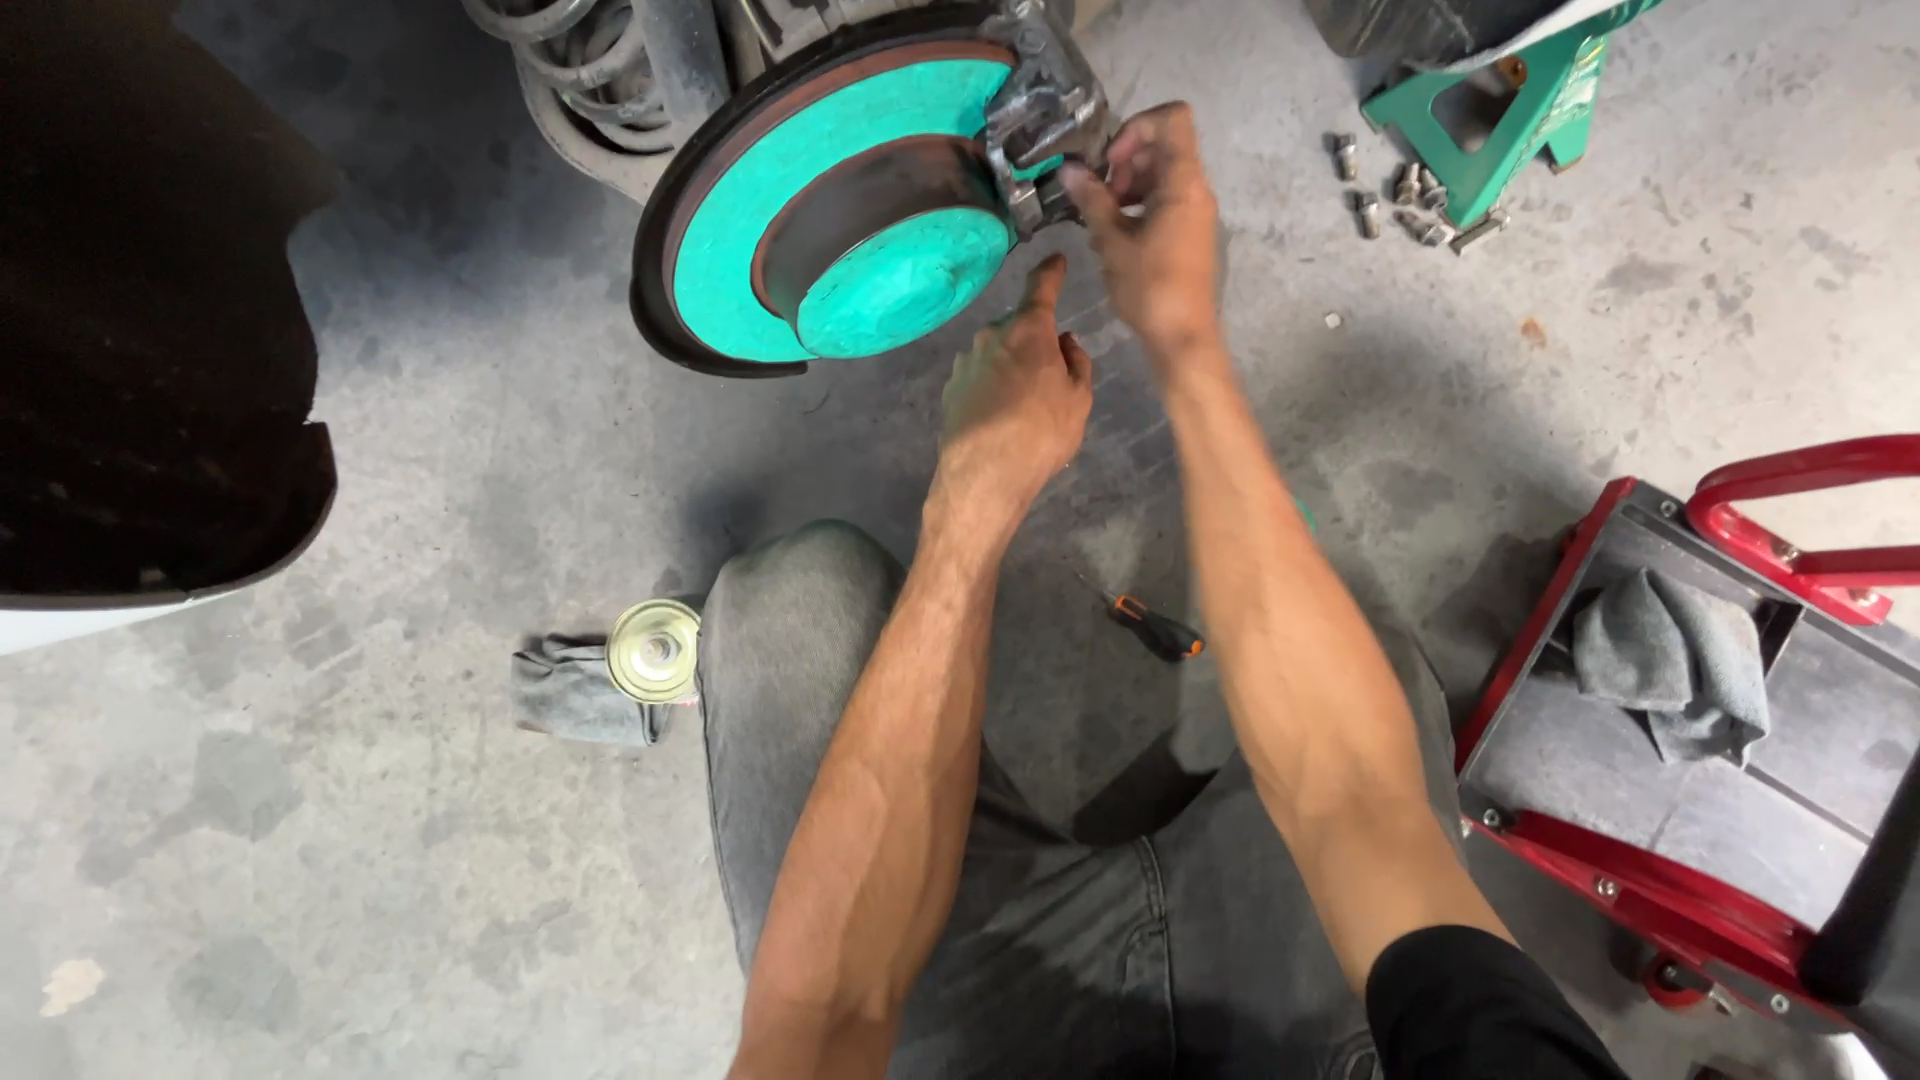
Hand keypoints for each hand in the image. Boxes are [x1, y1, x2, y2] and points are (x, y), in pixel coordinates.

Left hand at [931, 254, 1093, 536]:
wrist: (983, 474)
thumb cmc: (1041, 432)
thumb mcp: (1078, 399)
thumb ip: (1077, 363)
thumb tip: (1064, 342)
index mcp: (1028, 329)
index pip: (1041, 287)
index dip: (1052, 272)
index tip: (1056, 261)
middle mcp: (990, 336)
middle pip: (1017, 328)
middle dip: (1033, 342)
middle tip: (1050, 377)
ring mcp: (965, 363)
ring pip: (996, 355)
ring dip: (1010, 368)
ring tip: (1023, 409)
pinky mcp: (950, 390)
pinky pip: (979, 379)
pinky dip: (991, 389)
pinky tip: (999, 419)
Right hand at [1061, 102, 1224, 373]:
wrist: (1183, 335)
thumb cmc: (1149, 288)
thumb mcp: (1113, 243)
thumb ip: (1092, 201)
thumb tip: (1068, 170)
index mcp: (1183, 182)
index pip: (1172, 118)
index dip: (1135, 128)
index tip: (1111, 163)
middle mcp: (1197, 188)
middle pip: (1163, 147)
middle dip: (1126, 162)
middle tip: (1100, 197)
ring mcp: (1196, 211)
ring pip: (1161, 176)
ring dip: (1128, 187)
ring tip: (1103, 221)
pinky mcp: (1191, 232)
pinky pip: (1165, 201)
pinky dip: (1139, 207)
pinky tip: (1115, 238)